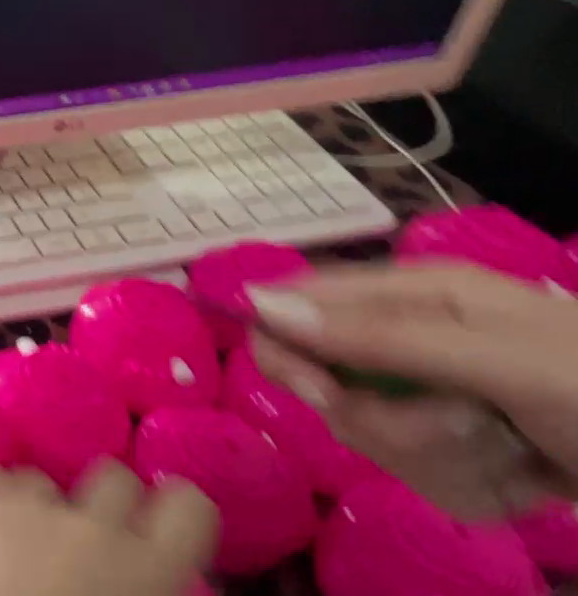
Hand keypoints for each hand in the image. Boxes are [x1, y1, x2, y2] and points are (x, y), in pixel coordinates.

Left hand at [0, 462, 216, 595]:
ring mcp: (34, 509)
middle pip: (115, 476)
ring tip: (32, 542)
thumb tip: (157, 577)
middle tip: (96, 532)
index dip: (180, 507)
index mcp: (151, 571)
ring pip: (46, 481)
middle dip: (109, 499)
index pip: (190, 506)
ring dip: (44, 506)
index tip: (164, 515)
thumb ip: (153, 588)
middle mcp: (96, 527)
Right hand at [247, 263, 577, 518]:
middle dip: (389, 421)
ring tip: (517, 458)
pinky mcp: (463, 450)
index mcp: (410, 295)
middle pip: (326, 381)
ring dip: (442, 460)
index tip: (317, 392)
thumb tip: (254, 302)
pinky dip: (473, 489)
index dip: (284, 347)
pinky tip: (528, 481)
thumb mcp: (500, 361)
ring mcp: (435, 397)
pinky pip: (418, 475)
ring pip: (371, 436)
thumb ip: (379, 336)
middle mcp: (410, 340)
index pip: (292, 306)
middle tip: (461, 430)